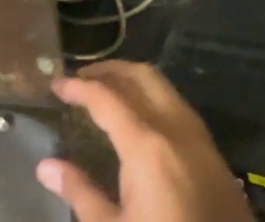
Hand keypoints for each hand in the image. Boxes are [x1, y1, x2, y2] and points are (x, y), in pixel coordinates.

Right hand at [36, 61, 253, 221]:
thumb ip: (80, 192)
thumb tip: (46, 167)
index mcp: (147, 147)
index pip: (105, 97)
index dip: (77, 87)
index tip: (55, 86)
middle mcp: (177, 134)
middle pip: (142, 78)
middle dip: (109, 71)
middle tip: (82, 80)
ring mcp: (203, 146)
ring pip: (166, 91)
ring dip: (135, 83)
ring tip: (109, 96)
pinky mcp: (219, 163)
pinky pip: (182, 113)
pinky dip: (156, 102)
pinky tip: (143, 125)